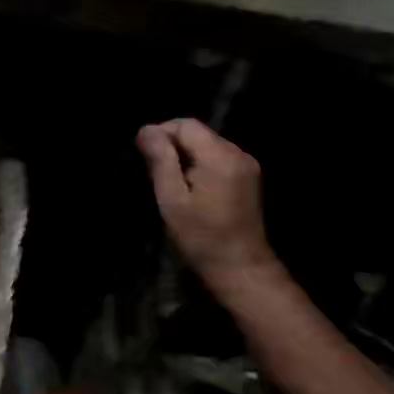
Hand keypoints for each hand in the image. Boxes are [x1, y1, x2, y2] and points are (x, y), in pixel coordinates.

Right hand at [136, 120, 284, 294]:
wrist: (241, 268)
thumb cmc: (201, 237)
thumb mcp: (172, 199)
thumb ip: (161, 160)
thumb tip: (146, 130)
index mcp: (220, 157)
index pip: (186, 125)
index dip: (161, 133)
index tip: (144, 156)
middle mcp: (238, 153)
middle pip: (198, 132)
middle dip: (173, 145)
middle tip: (155, 172)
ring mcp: (247, 165)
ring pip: (207, 144)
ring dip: (186, 155)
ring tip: (171, 181)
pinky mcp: (249, 176)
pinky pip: (218, 157)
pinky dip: (200, 164)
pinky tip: (191, 187)